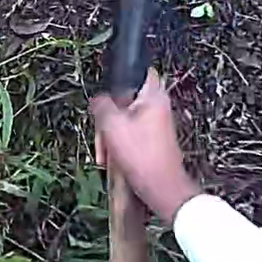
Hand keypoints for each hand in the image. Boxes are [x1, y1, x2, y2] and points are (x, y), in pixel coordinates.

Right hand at [90, 69, 201, 223]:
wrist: (162, 190)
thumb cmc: (140, 154)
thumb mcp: (112, 124)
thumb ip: (101, 105)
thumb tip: (98, 100)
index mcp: (153, 97)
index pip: (141, 71)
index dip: (123, 75)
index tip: (109, 88)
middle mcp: (158, 107)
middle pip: (126, 99)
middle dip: (108, 117)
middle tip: (102, 132)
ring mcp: (157, 125)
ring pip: (125, 119)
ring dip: (111, 135)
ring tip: (105, 154)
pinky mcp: (153, 142)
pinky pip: (130, 134)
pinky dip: (119, 145)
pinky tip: (112, 160)